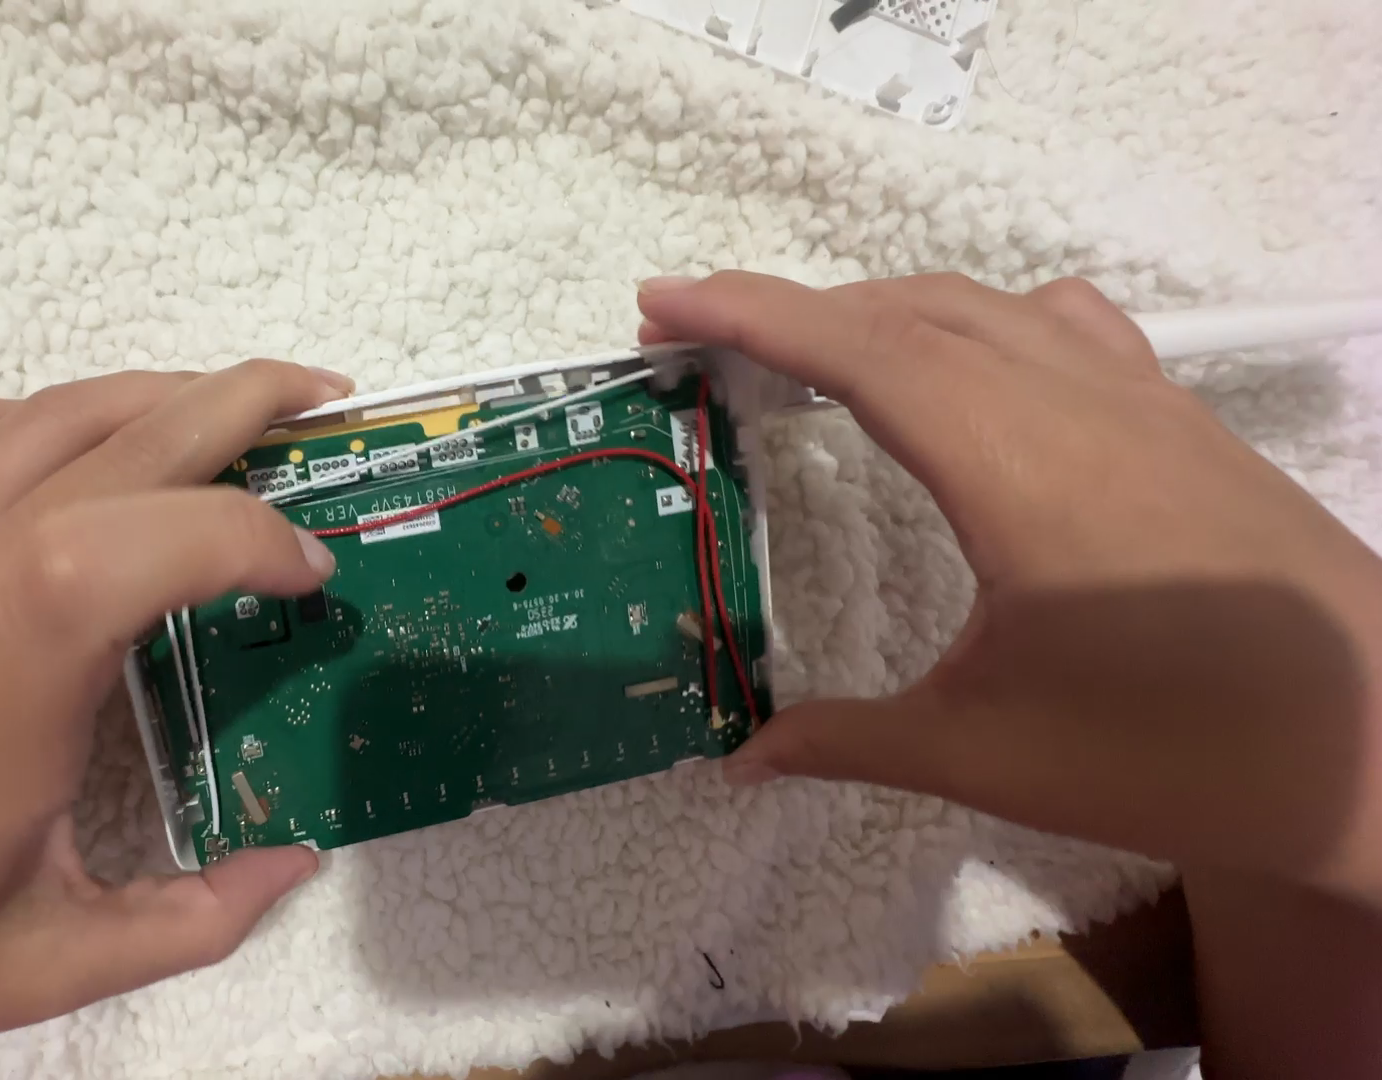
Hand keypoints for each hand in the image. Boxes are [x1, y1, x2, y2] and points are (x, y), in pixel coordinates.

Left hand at [0, 361, 352, 1079]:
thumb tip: (300, 863)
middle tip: (326, 400)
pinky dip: (74, 410)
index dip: (244, 538)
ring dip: (170, 391)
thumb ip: (194, 919)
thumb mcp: (38, 971)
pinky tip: (115, 444)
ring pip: (57, 409)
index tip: (309, 578)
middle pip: (115, 438)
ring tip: (246, 407)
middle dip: (243, 401)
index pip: (128, 551)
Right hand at [639, 272, 1381, 908]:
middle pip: (902, 311)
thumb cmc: (1188, 756)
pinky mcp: (1166, 415)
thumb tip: (734, 761)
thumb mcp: (987, 756)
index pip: (866, 355)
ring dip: (857, 308)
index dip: (754, 315)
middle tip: (685, 326)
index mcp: (1026, 478)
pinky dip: (957, 314)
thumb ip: (841, 741)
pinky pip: (1045, 323)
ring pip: (972, 304)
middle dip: (776, 305)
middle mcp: (1079, 410)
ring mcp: (1134, 401)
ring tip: (778, 343)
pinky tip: (937, 352)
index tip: (664, 300)